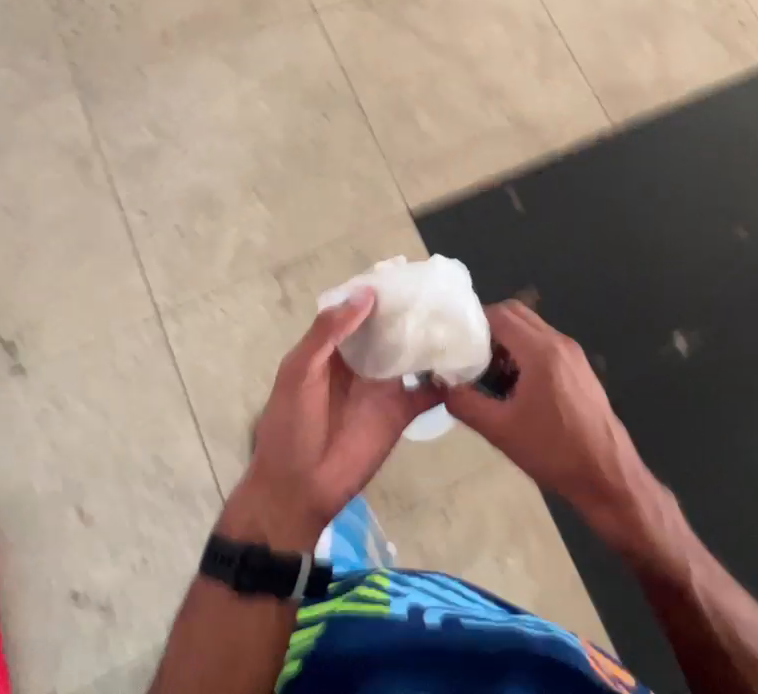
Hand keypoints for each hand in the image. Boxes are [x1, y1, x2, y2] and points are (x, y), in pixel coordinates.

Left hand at [224, 288, 441, 550]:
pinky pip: (428, 393)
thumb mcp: (299, 372)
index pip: (360, 309)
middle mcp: (362, 361)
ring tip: (462, 318)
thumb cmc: (290, 425)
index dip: (381, 290)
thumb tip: (367, 293)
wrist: (298, 488)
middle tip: (447, 289)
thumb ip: (327, 333)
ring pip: (413, 355)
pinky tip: (467, 365)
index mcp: (334, 347)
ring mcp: (384, 386)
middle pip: (391, 328)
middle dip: (414, 310)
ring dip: (433, 339)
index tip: (409, 270)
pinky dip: (446, 380)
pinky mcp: (401, 413)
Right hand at [445, 301, 674, 556]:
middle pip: (517, 315)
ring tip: (488, 377)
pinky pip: (545, 345)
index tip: (454, 345)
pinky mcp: (579, 368)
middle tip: (468, 359)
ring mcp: (573, 354)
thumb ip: (465, 402)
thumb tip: (441, 385)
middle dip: (489, 331)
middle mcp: (560, 342)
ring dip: (507, 343)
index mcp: (541, 351)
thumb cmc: (553, 452)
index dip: (473, 325)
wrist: (606, 474)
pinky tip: (514, 389)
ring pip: (531, 330)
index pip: (500, 315)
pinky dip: (525, 354)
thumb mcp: (500, 430)